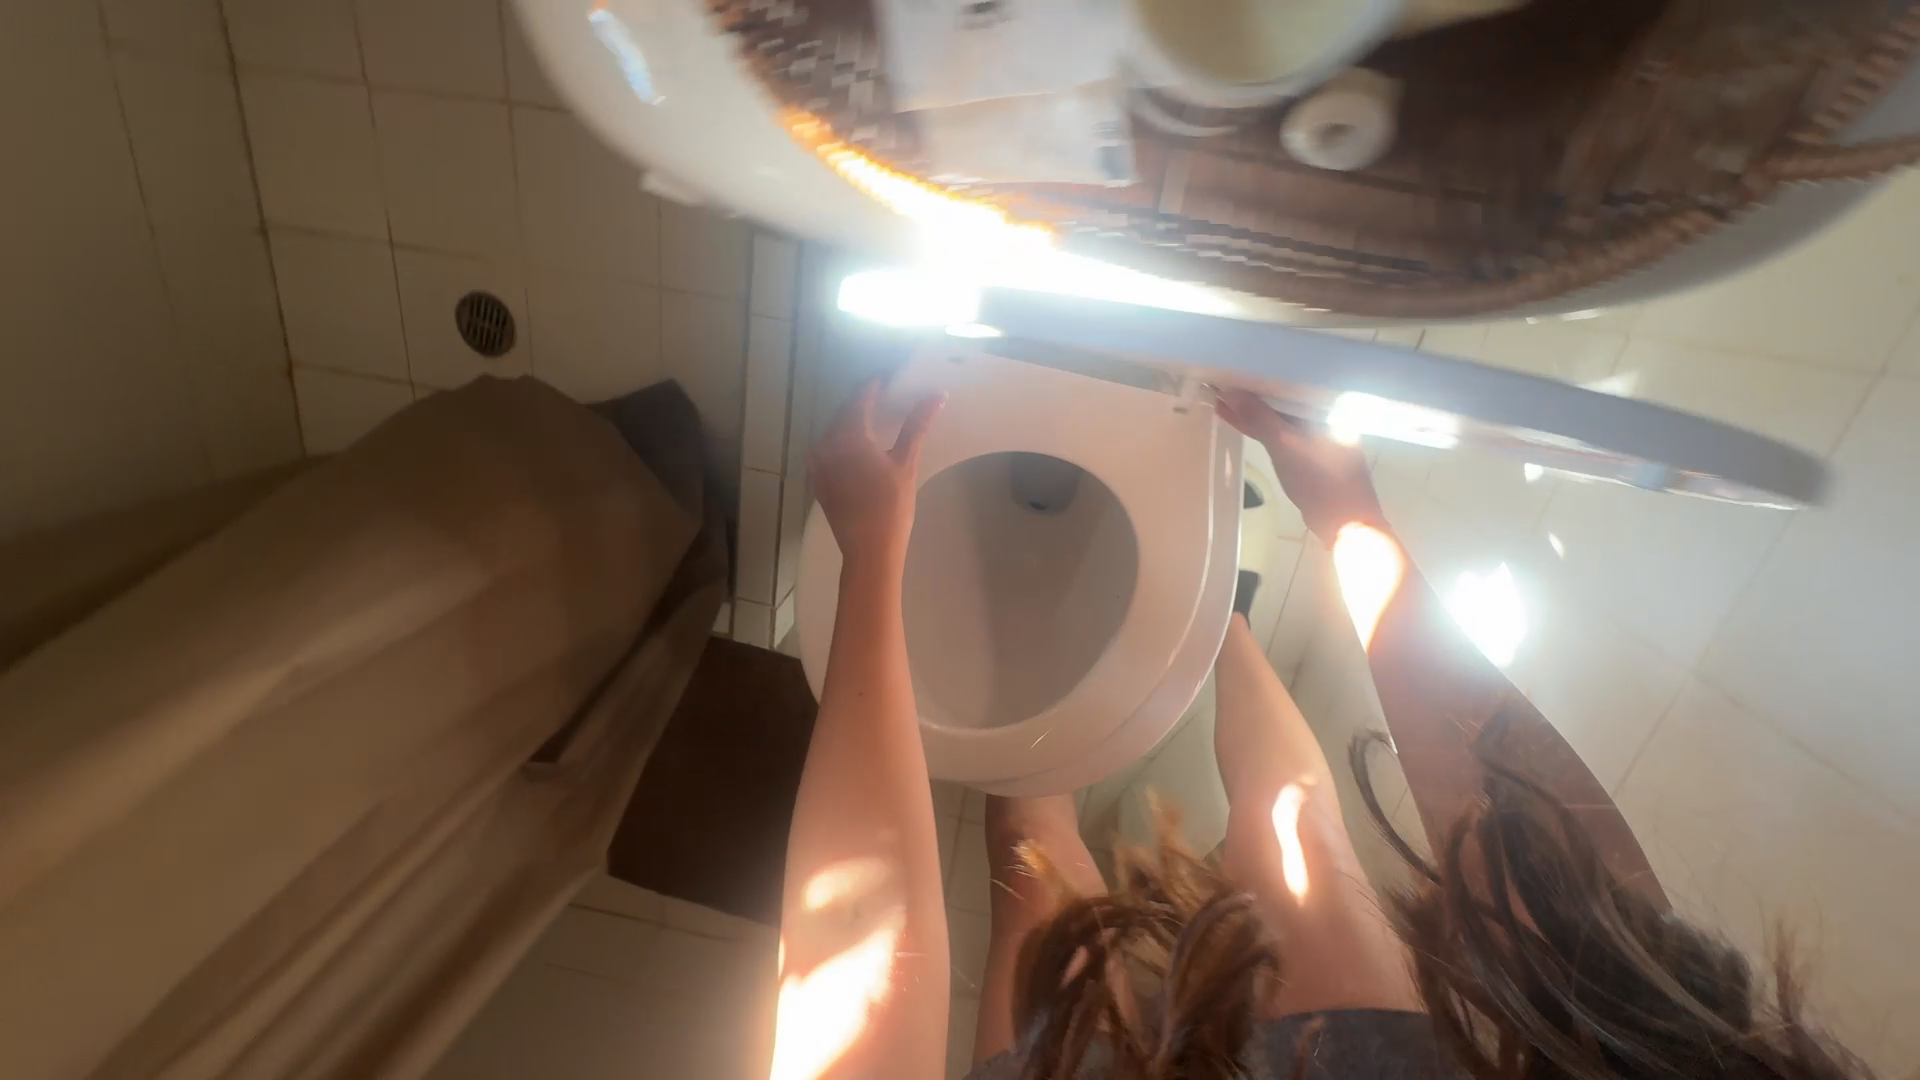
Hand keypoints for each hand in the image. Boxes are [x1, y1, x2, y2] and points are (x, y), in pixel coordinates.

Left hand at [810, 378, 945, 568]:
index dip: (876, 385)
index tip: (892, 378)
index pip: (861, 397)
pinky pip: (830, 450)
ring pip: (836, 431)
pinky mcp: (818, 479)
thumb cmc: (891, 506)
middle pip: (846, 412)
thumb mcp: (906, 462)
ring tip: (879, 422)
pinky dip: (845, 443)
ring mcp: (818, 463)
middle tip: (889, 398)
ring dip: (855, 422)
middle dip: (866, 403)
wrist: (869, 549)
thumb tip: (937, 395)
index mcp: (847, 435)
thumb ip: (917, 425)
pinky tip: (863, 449)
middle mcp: (826, 444)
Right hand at [1215, 388, 1385, 542]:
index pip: (1291, 381)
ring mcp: (1315, 434)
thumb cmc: (1321, 481)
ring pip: (1278, 416)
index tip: (1235, 368)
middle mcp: (1324, 415)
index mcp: (1328, 406)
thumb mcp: (1286, 446)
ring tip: (1220, 399)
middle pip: (1284, 398)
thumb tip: (1230, 392)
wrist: (1344, 522)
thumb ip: (1259, 418)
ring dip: (1251, 411)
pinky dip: (1259, 428)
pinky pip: (1278, 432)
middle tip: (1222, 381)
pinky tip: (1236, 421)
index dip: (1262, 376)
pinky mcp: (1306, 451)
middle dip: (1253, 392)